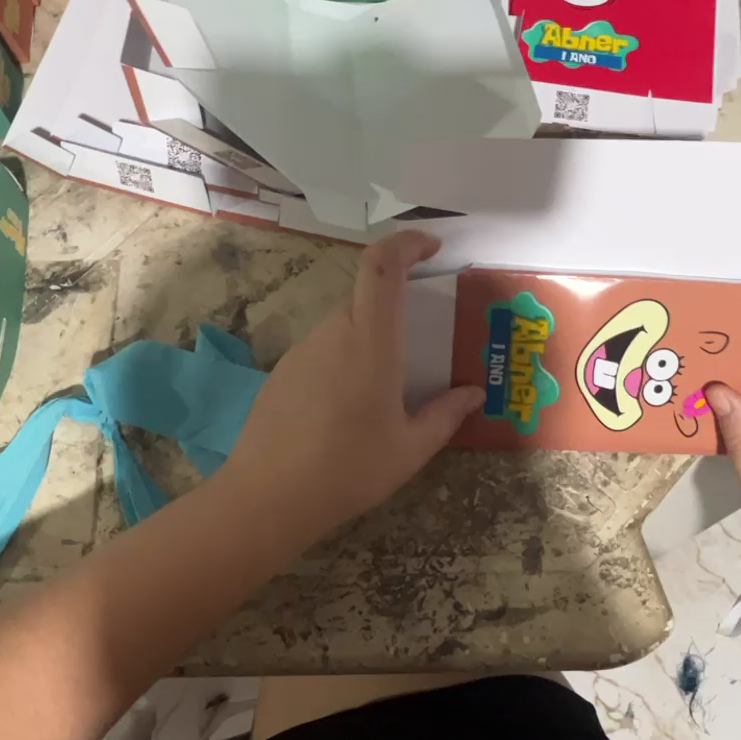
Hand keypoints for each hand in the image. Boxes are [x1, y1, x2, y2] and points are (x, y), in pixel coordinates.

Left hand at [220, 231, 484, 533]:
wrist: (267, 497)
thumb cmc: (348, 469)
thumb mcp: (410, 449)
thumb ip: (446, 415)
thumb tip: (474, 394)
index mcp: (370, 341)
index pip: (382, 265)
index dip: (406, 242)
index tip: (432, 246)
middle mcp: (333, 333)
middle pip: (365, 296)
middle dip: (396, 304)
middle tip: (420, 340)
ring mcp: (301, 351)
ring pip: (343, 326)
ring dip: (369, 339)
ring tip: (385, 390)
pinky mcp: (282, 372)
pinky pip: (321, 351)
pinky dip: (343, 362)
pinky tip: (347, 409)